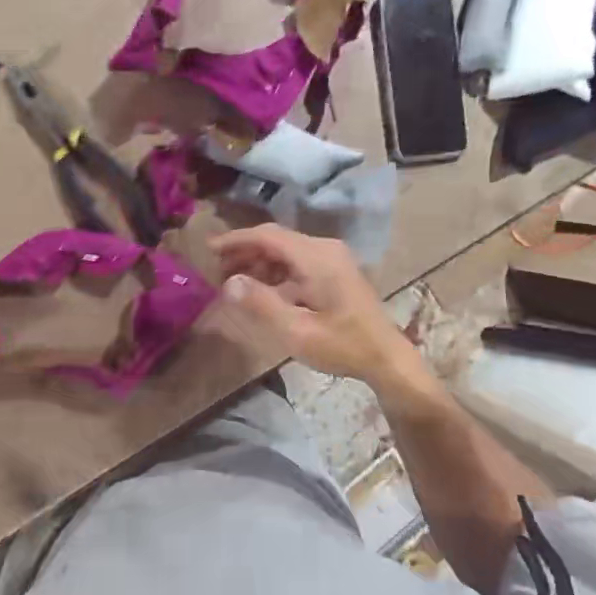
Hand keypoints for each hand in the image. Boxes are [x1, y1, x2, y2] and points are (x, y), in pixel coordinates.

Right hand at [209, 224, 414, 383]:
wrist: (387, 358)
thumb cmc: (343, 346)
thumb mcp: (297, 331)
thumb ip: (262, 304)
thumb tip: (229, 283)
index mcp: (316, 257)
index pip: (268, 236)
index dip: (235, 240)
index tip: (208, 249)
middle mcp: (324, 249)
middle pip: (275, 239)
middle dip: (243, 251)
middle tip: (214, 268)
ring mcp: (331, 258)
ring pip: (285, 250)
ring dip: (257, 261)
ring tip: (232, 280)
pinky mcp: (334, 271)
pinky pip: (296, 261)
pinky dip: (274, 270)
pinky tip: (260, 289)